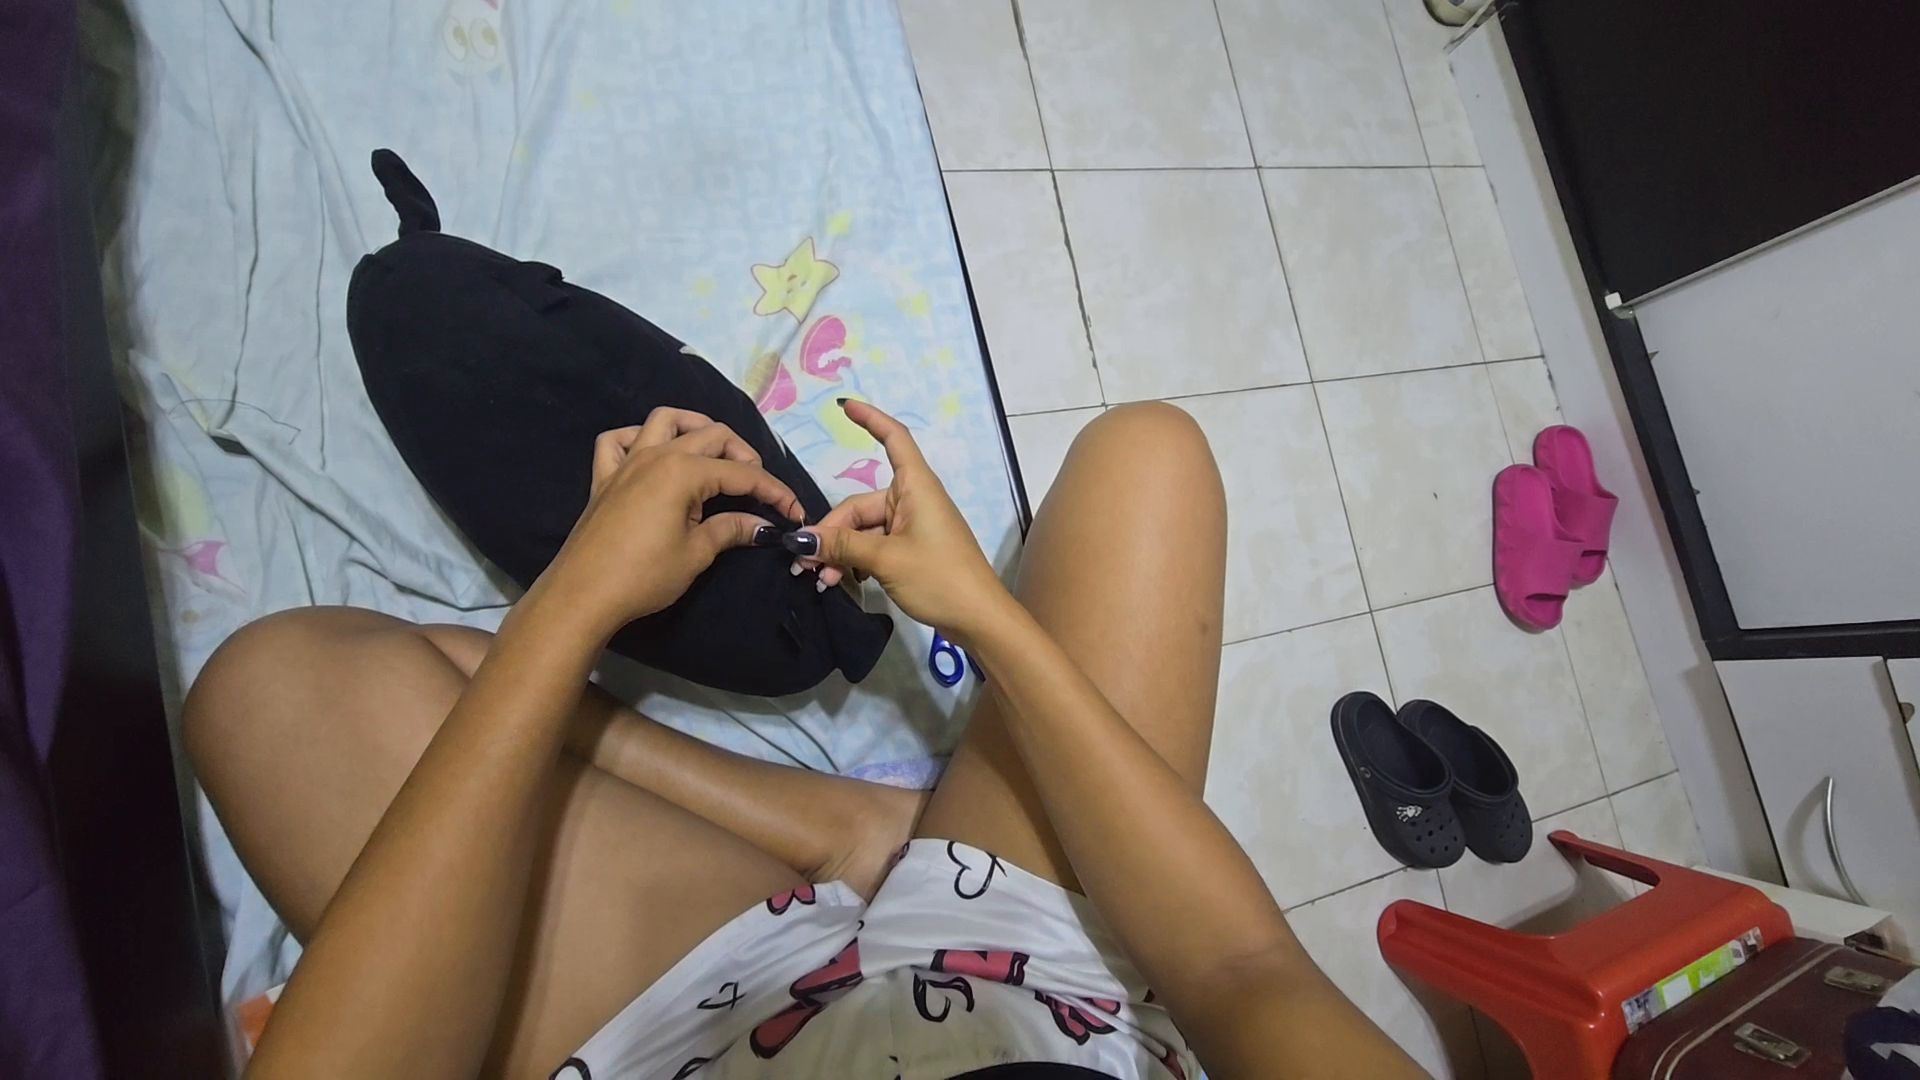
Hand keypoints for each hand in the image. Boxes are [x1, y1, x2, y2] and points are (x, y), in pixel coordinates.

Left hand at [539, 408, 803, 636]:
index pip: (742, 474)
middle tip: (759, 487)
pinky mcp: (605, 477)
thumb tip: (765, 525)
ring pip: (666, 420)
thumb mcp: (697, 553)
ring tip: (715, 453)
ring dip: (696, 428)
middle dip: (745, 456)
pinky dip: (639, 439)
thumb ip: (732, 529)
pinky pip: (619, 440)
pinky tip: (654, 454)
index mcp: (684, 472)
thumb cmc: (645, 576)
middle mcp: (657, 455)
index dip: (774, 491)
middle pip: (713, 436)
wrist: (583, 596)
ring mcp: (627, 461)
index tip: (793, 511)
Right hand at [789, 401, 1008, 636]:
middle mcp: (913, 499)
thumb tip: (800, 537)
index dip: (870, 419)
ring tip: (820, 579)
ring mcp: (913, 526)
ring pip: (864, 529)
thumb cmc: (940, 577)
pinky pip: (875, 545)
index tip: (844, 406)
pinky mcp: (913, 549)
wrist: (978, 618)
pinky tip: (839, 581)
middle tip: (805, 564)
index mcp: (916, 486)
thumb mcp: (886, 559)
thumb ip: (842, 546)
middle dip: (831, 531)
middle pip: (860, 504)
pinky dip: (856, 560)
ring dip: (840, 551)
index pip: (894, 439)